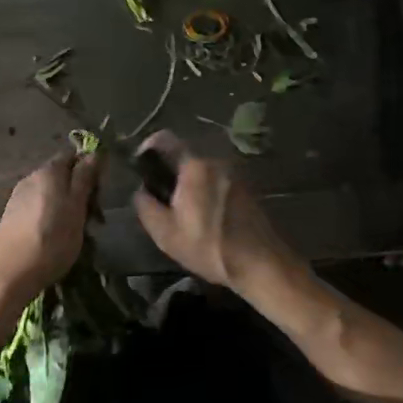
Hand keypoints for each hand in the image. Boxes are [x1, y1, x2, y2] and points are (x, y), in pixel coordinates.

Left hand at [0, 150, 100, 308]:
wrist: (9, 276)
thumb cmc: (52, 240)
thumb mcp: (77, 208)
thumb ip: (85, 178)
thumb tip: (95, 152)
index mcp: (48, 171)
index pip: (74, 156)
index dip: (90, 170)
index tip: (100, 193)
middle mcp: (31, 177)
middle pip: (62, 174)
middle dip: (80, 191)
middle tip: (94, 218)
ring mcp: (18, 196)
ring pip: (51, 192)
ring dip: (67, 205)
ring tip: (76, 231)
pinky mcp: (12, 215)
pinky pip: (39, 206)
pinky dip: (51, 215)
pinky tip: (54, 236)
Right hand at [130, 131, 298, 289]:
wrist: (261, 263)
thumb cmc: (209, 246)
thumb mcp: (166, 234)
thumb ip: (146, 206)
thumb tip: (141, 191)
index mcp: (194, 165)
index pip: (164, 139)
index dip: (147, 148)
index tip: (141, 168)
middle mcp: (215, 161)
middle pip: (183, 156)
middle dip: (169, 173)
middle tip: (160, 198)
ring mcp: (234, 172)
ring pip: (201, 170)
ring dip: (189, 184)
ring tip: (182, 212)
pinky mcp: (246, 187)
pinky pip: (217, 180)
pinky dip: (206, 191)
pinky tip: (205, 217)